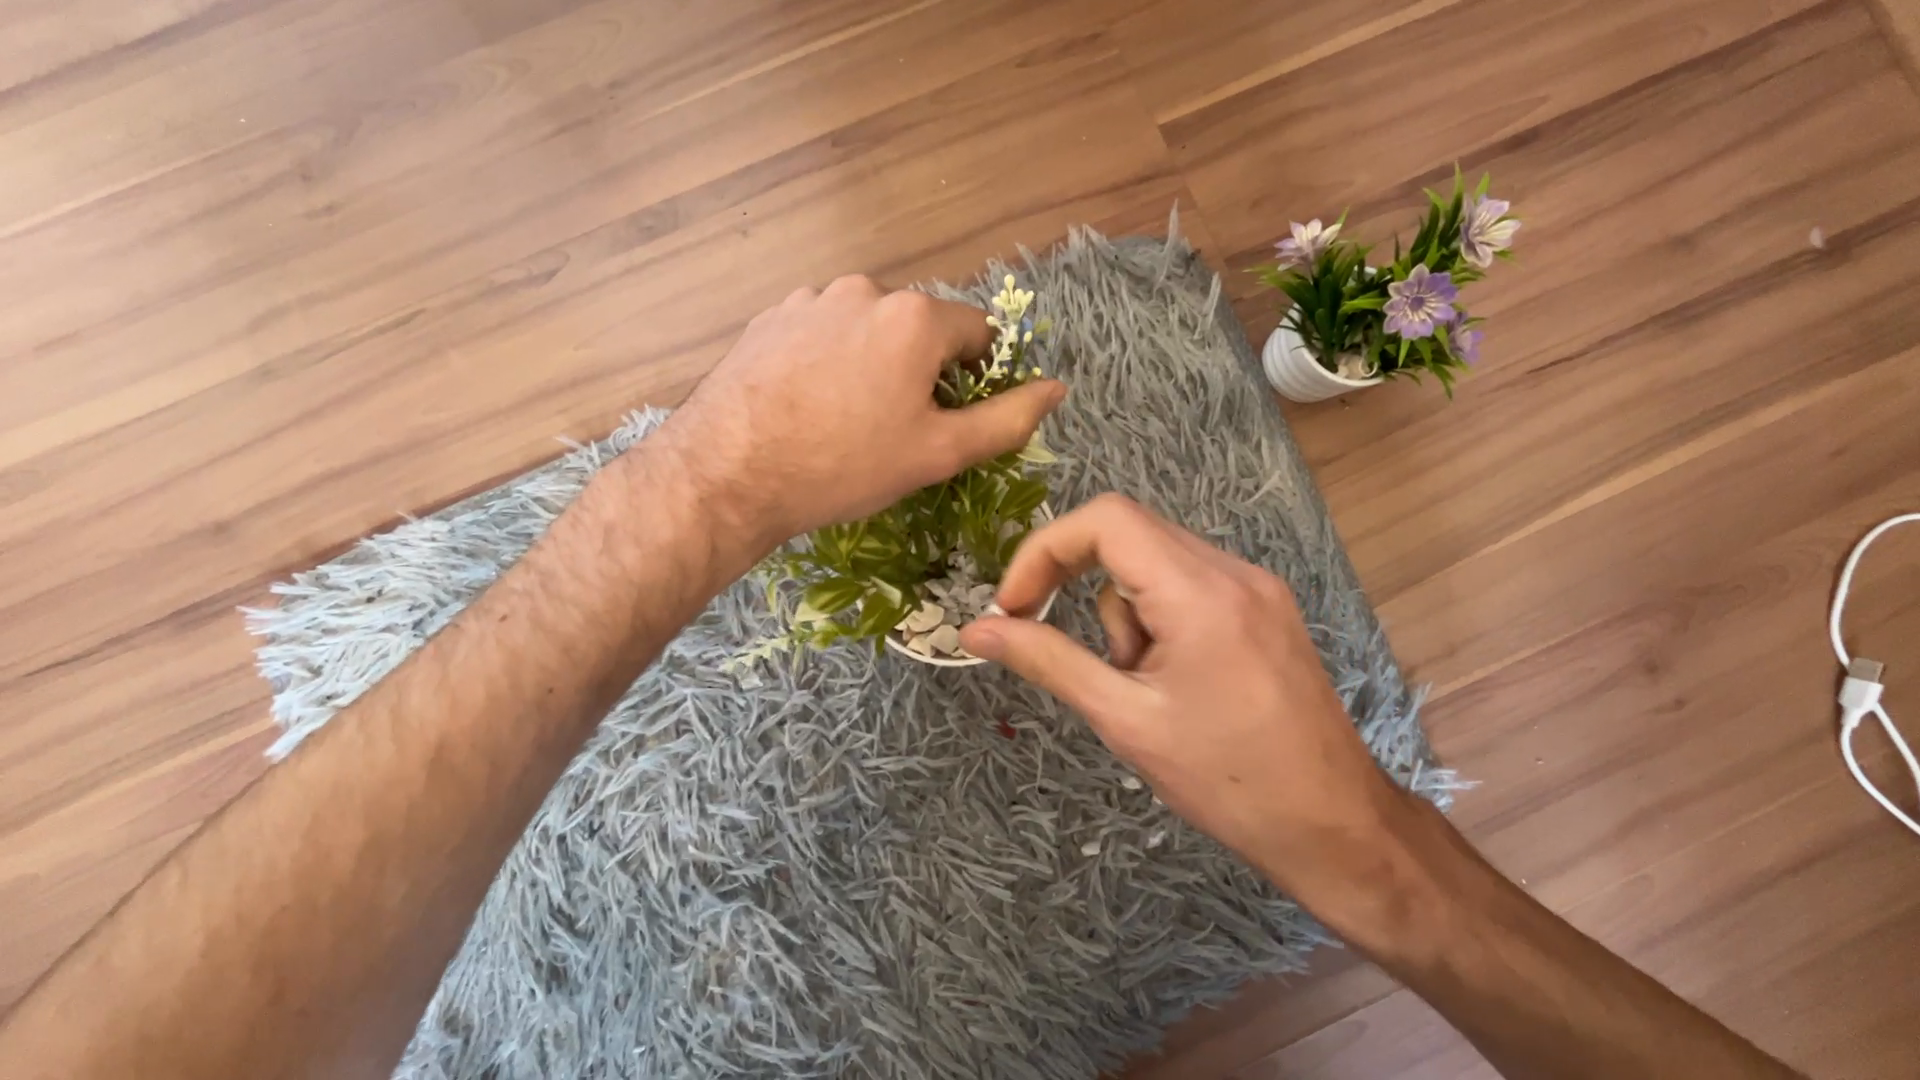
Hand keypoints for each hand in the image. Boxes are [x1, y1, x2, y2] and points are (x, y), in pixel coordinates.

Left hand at [658, 275, 1065, 547]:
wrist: (727, 474)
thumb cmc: (843, 466)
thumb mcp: (938, 453)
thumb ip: (1007, 419)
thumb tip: (1055, 389)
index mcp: (914, 317)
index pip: (977, 333)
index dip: (977, 378)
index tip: (952, 419)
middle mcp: (864, 290)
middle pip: (919, 330)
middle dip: (922, 373)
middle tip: (896, 431)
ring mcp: (810, 300)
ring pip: (868, 331)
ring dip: (874, 366)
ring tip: (846, 423)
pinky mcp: (770, 318)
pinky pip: (822, 334)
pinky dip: (830, 363)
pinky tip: (809, 407)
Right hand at [958, 495, 1416, 906]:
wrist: (1336, 826)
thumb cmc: (1227, 780)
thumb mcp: (1125, 719)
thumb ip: (1047, 661)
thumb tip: (976, 631)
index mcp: (1199, 592)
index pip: (1105, 520)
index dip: (1044, 551)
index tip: (1015, 607)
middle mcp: (1233, 571)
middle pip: (1128, 535)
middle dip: (1081, 585)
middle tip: (1069, 648)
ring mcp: (1256, 587)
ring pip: (1155, 563)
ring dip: (1125, 614)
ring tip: (1143, 686)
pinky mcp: (1266, 608)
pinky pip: (1187, 586)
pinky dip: (1157, 619)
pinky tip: (1174, 680)